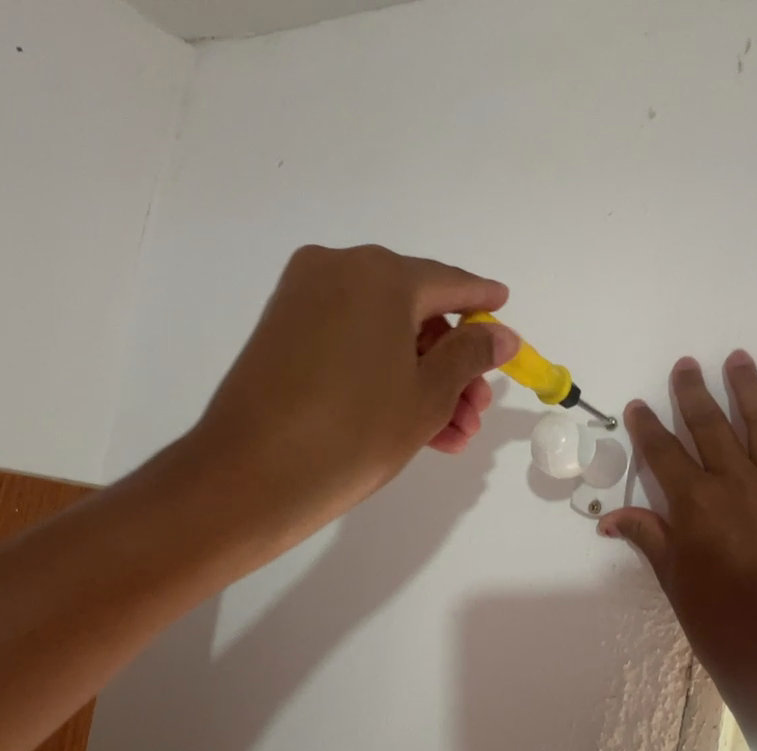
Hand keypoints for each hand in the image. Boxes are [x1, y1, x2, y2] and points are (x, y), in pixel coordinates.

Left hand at [173, 244, 519, 539]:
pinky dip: (384, 376)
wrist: (252, 474)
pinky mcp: (282, 332)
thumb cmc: (354, 432)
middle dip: (452, 364)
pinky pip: (351, 344)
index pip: (449, 283)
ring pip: (383, 334)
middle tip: (476, 409)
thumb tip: (500, 333)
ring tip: (452, 434)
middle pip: (415, 312)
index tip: (505, 310)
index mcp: (380, 275)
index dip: (482, 302)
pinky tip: (415, 425)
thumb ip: (470, 356)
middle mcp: (339, 271)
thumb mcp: (427, 396)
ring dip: (422, 380)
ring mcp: (304, 300)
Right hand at [600, 352, 756, 703]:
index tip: (639, 406)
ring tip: (738, 358)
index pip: (663, 453)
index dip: (648, 427)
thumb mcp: (672, 576)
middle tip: (685, 367)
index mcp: (694, 503)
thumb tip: (608, 520)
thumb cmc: (715, 618)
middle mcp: (736, 483)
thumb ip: (647, 536)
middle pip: (711, 426)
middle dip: (693, 393)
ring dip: (748, 388)